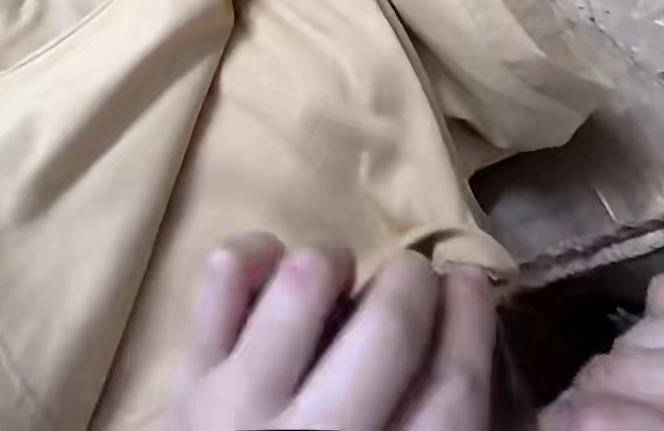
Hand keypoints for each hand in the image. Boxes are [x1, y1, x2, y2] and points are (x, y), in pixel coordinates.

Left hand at [173, 234, 495, 430]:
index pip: (451, 398)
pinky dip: (252, 251)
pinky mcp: (191, 370)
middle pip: (389, 331)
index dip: (472, 325)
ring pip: (302, 284)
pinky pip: (222, 275)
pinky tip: (271, 268)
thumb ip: (432, 421)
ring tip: (339, 274)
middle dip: (413, 283)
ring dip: (331, 259)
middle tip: (415, 273)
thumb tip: (467, 353)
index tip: (472, 278)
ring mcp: (241, 404)